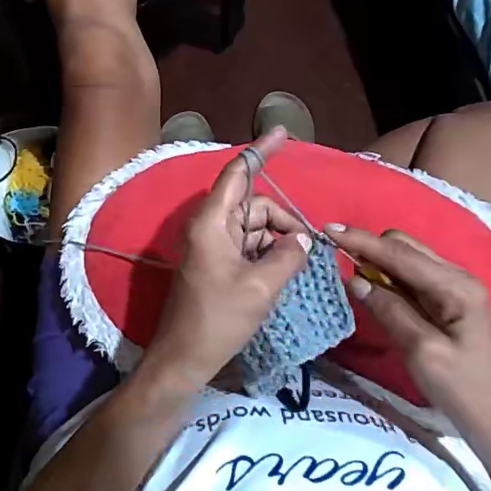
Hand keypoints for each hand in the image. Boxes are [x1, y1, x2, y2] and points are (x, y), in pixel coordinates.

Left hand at [147, 128, 310, 390]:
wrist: (183, 358)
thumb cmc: (218, 319)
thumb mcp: (261, 287)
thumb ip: (287, 256)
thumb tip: (302, 239)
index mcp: (212, 222)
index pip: (238, 173)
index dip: (261, 151)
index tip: (282, 132)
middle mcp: (208, 227)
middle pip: (252, 203)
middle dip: (281, 217)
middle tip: (308, 244)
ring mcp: (210, 246)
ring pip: (251, 226)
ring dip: (276, 238)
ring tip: (299, 262)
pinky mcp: (214, 264)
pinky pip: (246, 245)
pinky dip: (266, 252)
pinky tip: (285, 270)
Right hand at [325, 225, 490, 424]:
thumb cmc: (459, 387)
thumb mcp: (421, 350)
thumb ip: (390, 310)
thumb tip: (355, 279)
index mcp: (457, 287)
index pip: (401, 254)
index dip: (363, 241)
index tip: (329, 231)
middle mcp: (458, 277)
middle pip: (405, 246)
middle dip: (370, 247)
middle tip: (336, 258)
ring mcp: (454, 287)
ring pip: (407, 258)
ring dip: (377, 260)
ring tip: (349, 270)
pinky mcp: (447, 299)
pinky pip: (411, 275)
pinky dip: (388, 275)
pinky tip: (372, 285)